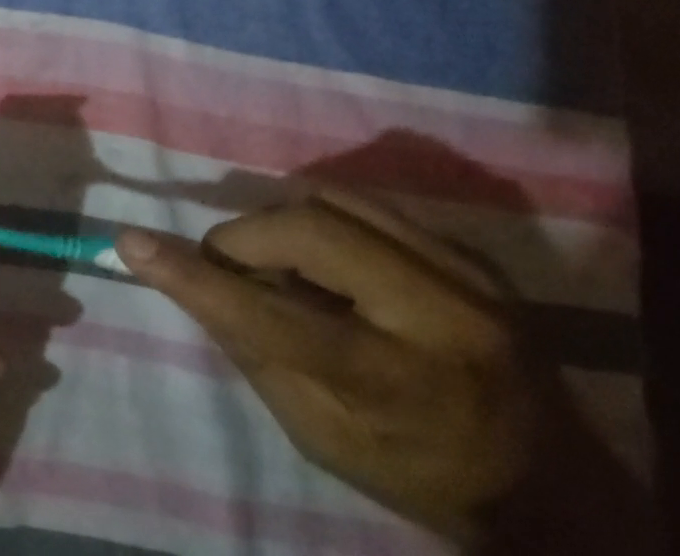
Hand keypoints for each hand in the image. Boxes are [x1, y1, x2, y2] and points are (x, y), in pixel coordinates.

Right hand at [118, 188, 655, 553]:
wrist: (548, 480)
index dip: (194, 276)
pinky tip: (317, 258)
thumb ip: (251, 349)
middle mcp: (444, 313)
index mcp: (399, 381)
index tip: (130, 242)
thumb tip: (181, 277)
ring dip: (280, 222)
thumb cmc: (413, 469)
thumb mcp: (318, 433)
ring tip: (271, 260)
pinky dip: (320, 221)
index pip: (272, 314)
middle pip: (311, 228)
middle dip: (244, 237)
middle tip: (224, 266)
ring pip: (337, 199)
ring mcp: (469, 273)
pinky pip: (369, 206)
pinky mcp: (473, 253)